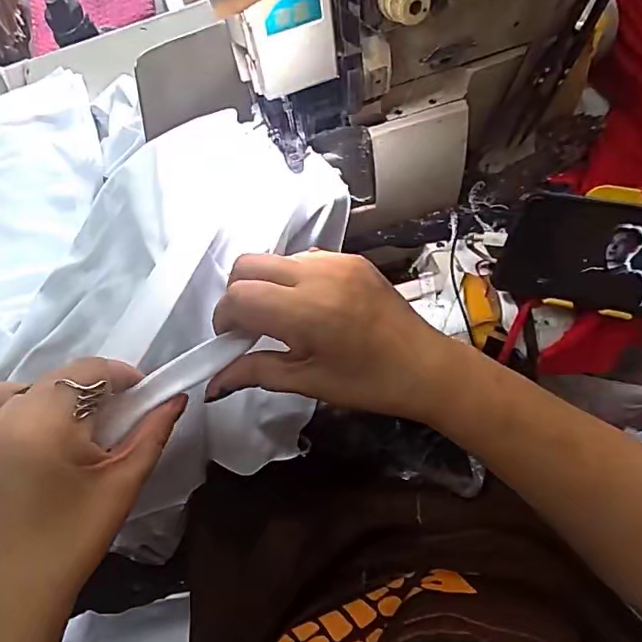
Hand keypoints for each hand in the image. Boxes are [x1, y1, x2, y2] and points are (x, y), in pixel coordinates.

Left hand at [0, 357, 185, 621]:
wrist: (20, 588)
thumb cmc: (76, 538)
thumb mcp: (123, 483)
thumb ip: (152, 434)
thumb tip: (177, 399)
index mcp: (45, 423)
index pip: (88, 372)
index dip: (121, 374)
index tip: (144, 394)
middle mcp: (10, 416)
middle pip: (60, 376)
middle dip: (95, 384)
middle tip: (122, 412)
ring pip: (30, 385)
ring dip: (61, 390)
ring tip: (82, 420)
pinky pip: (0, 403)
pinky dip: (26, 401)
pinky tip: (46, 429)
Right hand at [209, 250, 470, 423]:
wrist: (428, 367)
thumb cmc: (370, 383)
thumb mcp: (308, 382)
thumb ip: (255, 372)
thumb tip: (213, 384)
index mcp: (308, 312)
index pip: (239, 296)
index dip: (224, 318)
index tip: (232, 340)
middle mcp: (319, 276)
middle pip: (248, 264)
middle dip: (236, 294)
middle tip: (248, 326)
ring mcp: (337, 262)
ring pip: (274, 257)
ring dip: (264, 284)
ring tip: (281, 318)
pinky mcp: (351, 259)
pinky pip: (302, 258)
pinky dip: (290, 278)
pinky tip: (306, 306)